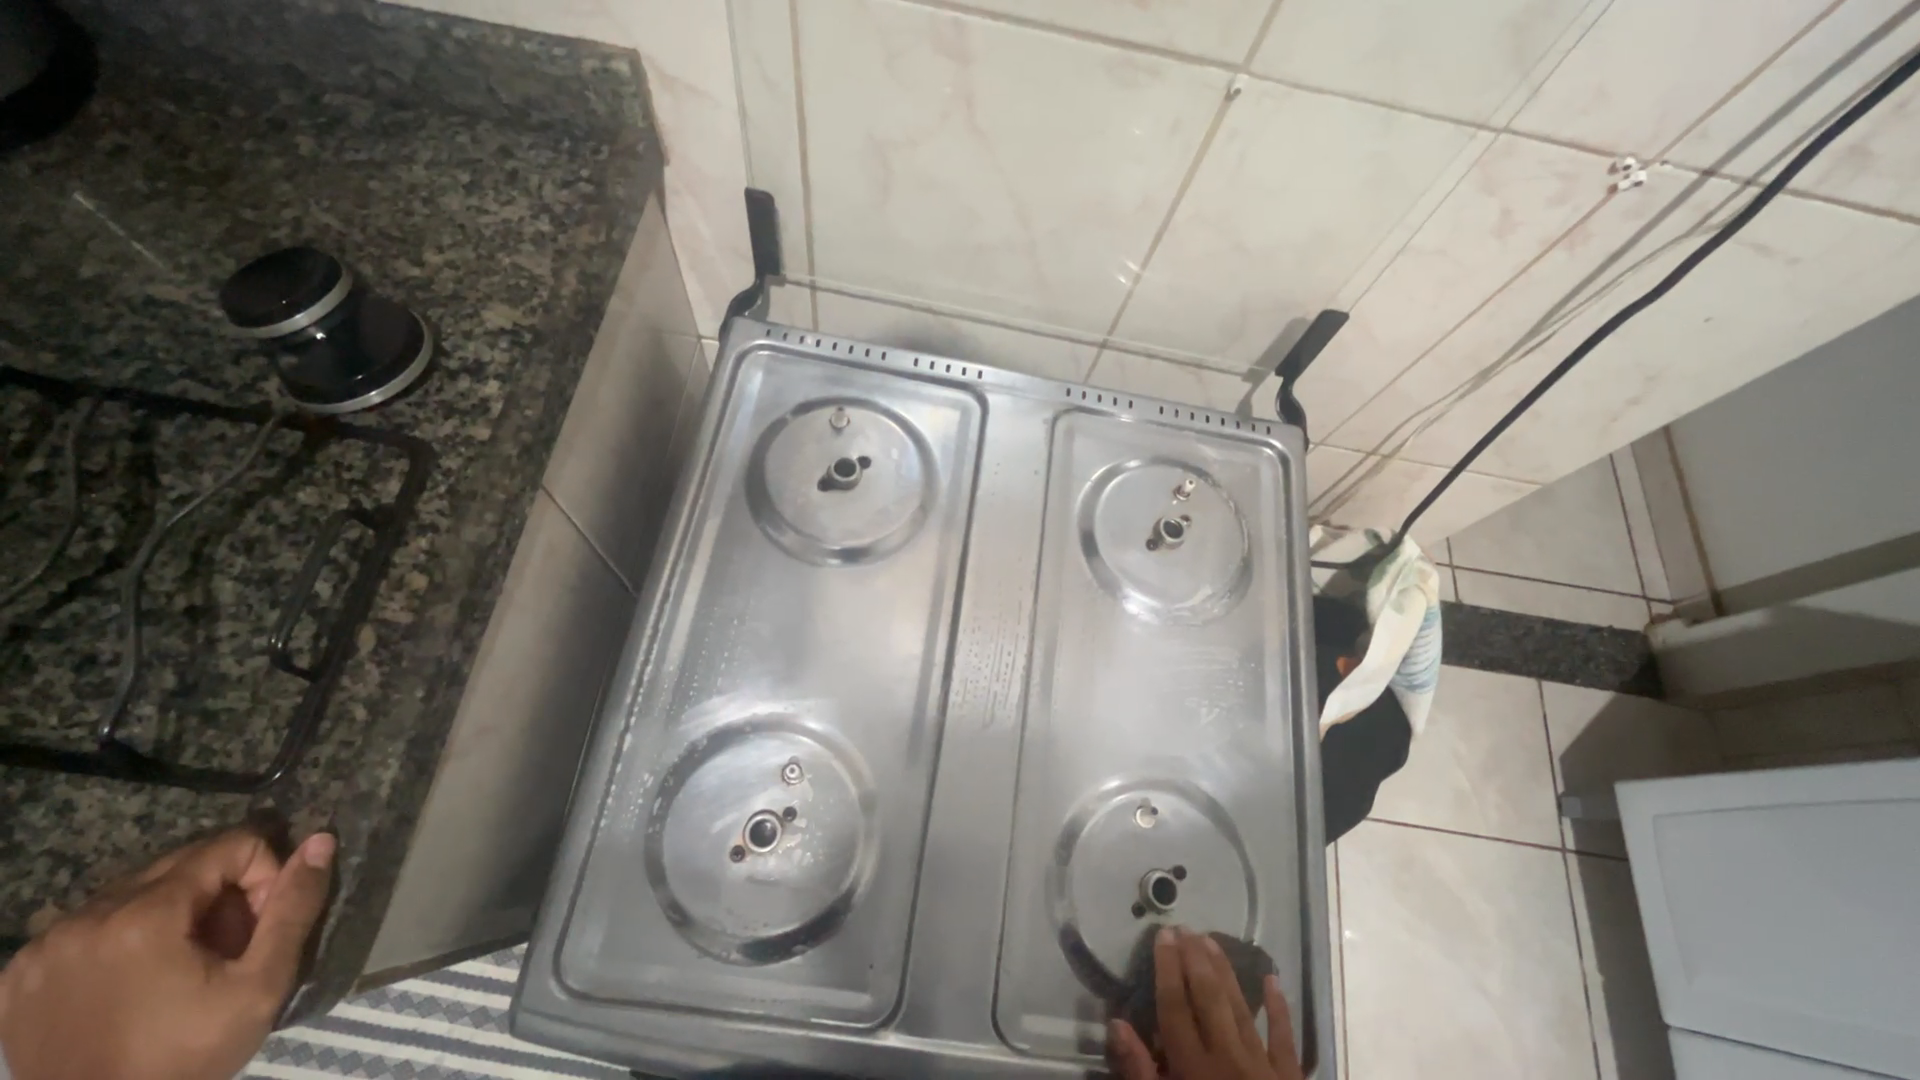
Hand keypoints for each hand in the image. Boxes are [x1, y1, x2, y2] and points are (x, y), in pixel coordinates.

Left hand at [0, 828, 335, 1079]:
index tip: (259, 929)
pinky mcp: (19, 972)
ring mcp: (44, 945)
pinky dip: (124, 935)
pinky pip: (92, 924)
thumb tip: (320, 840)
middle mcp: (85, 916)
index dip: (262, 877)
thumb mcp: (261, 984)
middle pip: (182, 865)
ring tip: (181, 967)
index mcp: (144, 915)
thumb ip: (293, 908)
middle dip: (220, 894)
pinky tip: (132, 980)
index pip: (231, 847)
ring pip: (136, 891)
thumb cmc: (186, 1054)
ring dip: (174, 912)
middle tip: (226, 950)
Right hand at [1109, 926, 1305, 1079]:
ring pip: (1241, 1008)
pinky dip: (1278, 1008)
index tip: (1163, 935)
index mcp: (1193, 1068)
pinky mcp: (1289, 1079)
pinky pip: (1284, 1038)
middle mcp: (1227, 1058)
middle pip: (1208, 998)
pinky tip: (1272, 979)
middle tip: (1185, 928)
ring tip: (1213, 940)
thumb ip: (1140, 1071)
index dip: (1167, 968)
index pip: (1175, 1006)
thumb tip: (1117, 1023)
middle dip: (1195, 960)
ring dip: (1226, 972)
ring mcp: (1262, 1067)